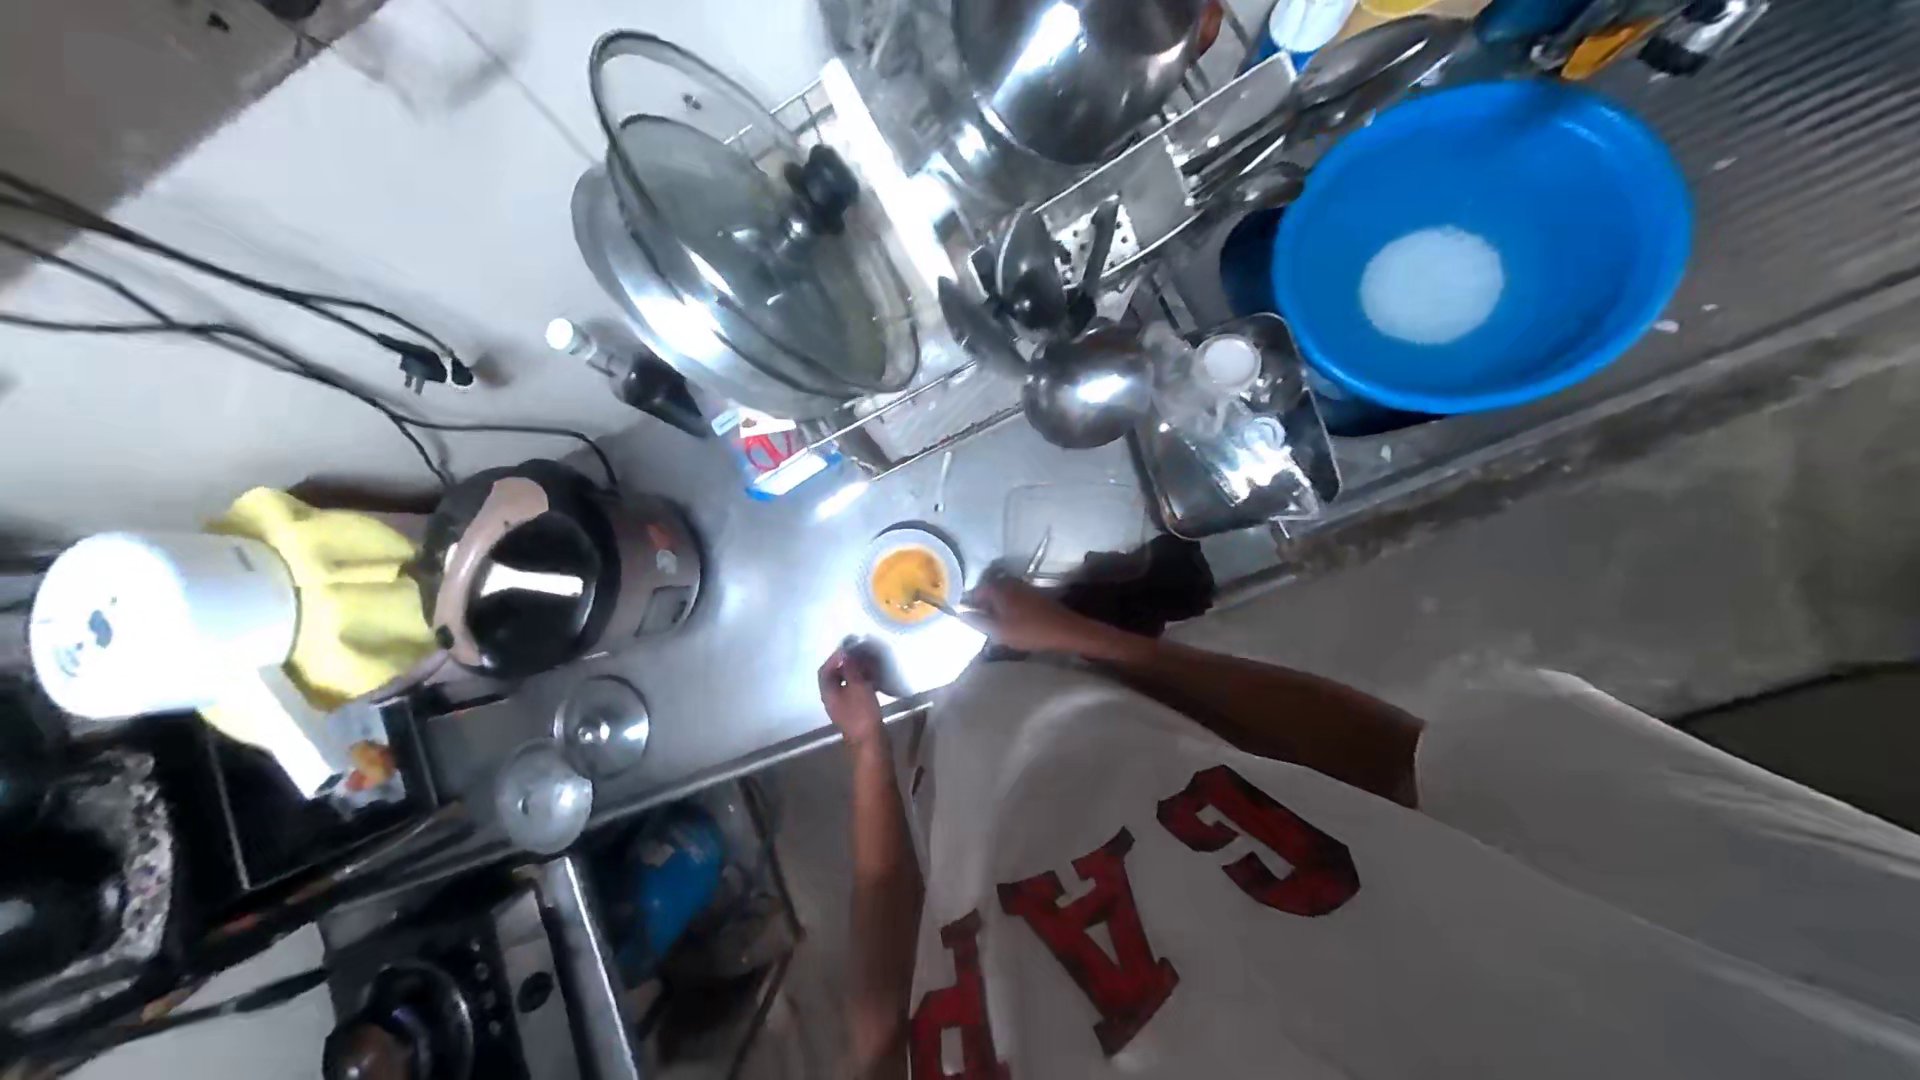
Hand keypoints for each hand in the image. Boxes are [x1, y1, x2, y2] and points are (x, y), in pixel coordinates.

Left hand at [819, 646, 884, 748]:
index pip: (825, 670)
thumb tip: (846, 653)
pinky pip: (855, 692)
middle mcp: (832, 699)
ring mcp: (843, 706)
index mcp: (828, 693)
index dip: (835, 658)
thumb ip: (852, 669)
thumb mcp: (858, 687)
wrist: (871, 743)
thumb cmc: (862, 714)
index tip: (848, 648)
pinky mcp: (855, 711)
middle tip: (860, 655)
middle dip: (846, 664)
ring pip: (846, 684)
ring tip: (869, 665)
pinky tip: (874, 680)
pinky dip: (862, 683)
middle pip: (835, 677)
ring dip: (855, 673)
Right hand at [963, 577, 1111, 654]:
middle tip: (986, 628)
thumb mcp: (999, 631)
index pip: (975, 593)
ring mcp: (1023, 587)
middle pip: (989, 594)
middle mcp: (1009, 582)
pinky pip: (1014, 601)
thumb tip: (961, 613)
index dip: (970, 607)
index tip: (971, 623)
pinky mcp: (1034, 595)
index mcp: (998, 588)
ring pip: (1002, 598)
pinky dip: (1010, 611)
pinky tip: (1014, 626)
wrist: (1066, 630)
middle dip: (985, 609)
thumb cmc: (1030, 631)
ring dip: (998, 611)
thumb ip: (978, 621)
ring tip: (999, 629)